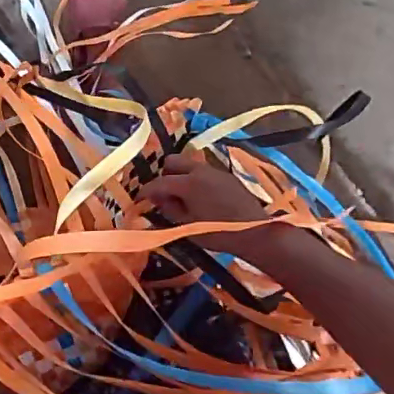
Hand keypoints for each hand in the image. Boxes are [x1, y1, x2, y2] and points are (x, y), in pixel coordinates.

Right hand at [140, 152, 274, 256]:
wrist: (255, 232)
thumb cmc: (217, 232)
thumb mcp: (187, 225)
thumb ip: (169, 208)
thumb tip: (157, 199)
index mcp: (188, 183)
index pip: (159, 182)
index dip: (145, 191)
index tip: (138, 200)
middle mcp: (201, 171)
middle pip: (173, 161)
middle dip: (163, 174)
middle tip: (162, 194)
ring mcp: (216, 171)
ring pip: (189, 165)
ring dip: (180, 176)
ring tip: (180, 196)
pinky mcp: (227, 176)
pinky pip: (203, 172)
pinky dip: (194, 179)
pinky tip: (198, 197)